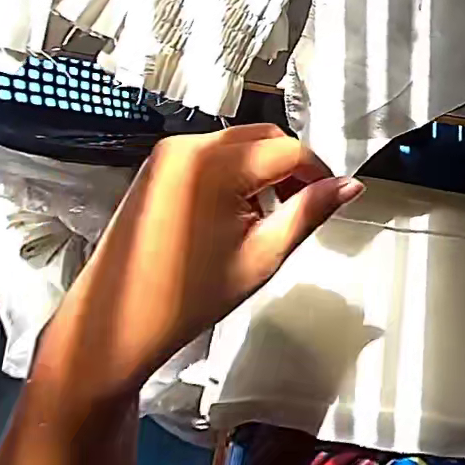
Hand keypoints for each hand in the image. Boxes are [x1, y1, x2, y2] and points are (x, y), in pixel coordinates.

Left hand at [34, 124, 362, 406]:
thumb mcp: (263, 255)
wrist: (114, 326)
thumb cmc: (185, 298)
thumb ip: (310, 212)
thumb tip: (349, 186)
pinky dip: (237, 173)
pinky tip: (235, 213)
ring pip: (241, 144)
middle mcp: (189, 147)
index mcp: (216, 165)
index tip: (328, 200)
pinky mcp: (158, 165)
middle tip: (302, 208)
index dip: (318, 173)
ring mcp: (169, 154)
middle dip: (292, 168)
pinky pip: (214, 154)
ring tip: (266, 218)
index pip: (290, 150)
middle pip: (266, 138)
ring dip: (265, 170)